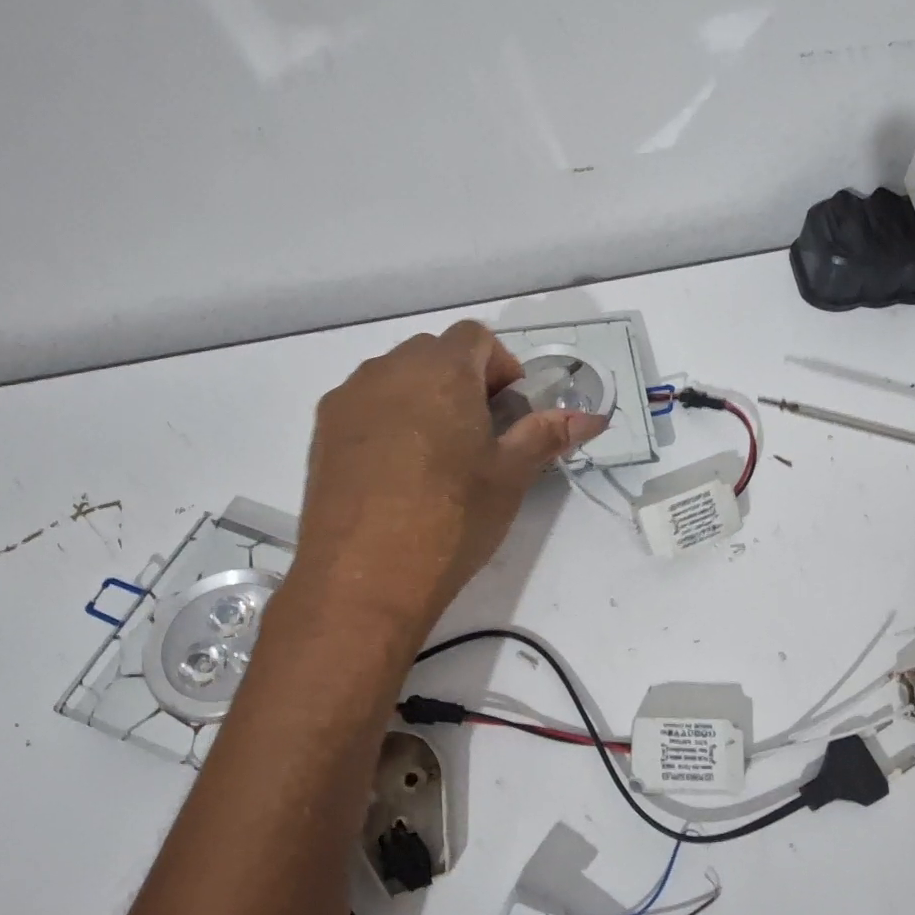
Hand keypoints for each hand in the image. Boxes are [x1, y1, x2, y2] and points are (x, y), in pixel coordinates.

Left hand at [288, 321, 606, 630]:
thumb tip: (592, 417)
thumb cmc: (451, 518)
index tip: (510, 413)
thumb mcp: (511, 475)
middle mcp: (390, 369)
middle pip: (435, 353)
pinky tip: (398, 474)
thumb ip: (547, 434)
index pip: (477, 336)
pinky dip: (389, 421)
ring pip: (397, 378)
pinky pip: (366, 406)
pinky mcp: (322, 431)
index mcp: (442, 370)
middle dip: (464, 381)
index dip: (502, 367)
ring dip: (425, 399)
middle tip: (481, 436)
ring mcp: (349, 398)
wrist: (363, 577)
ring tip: (438, 457)